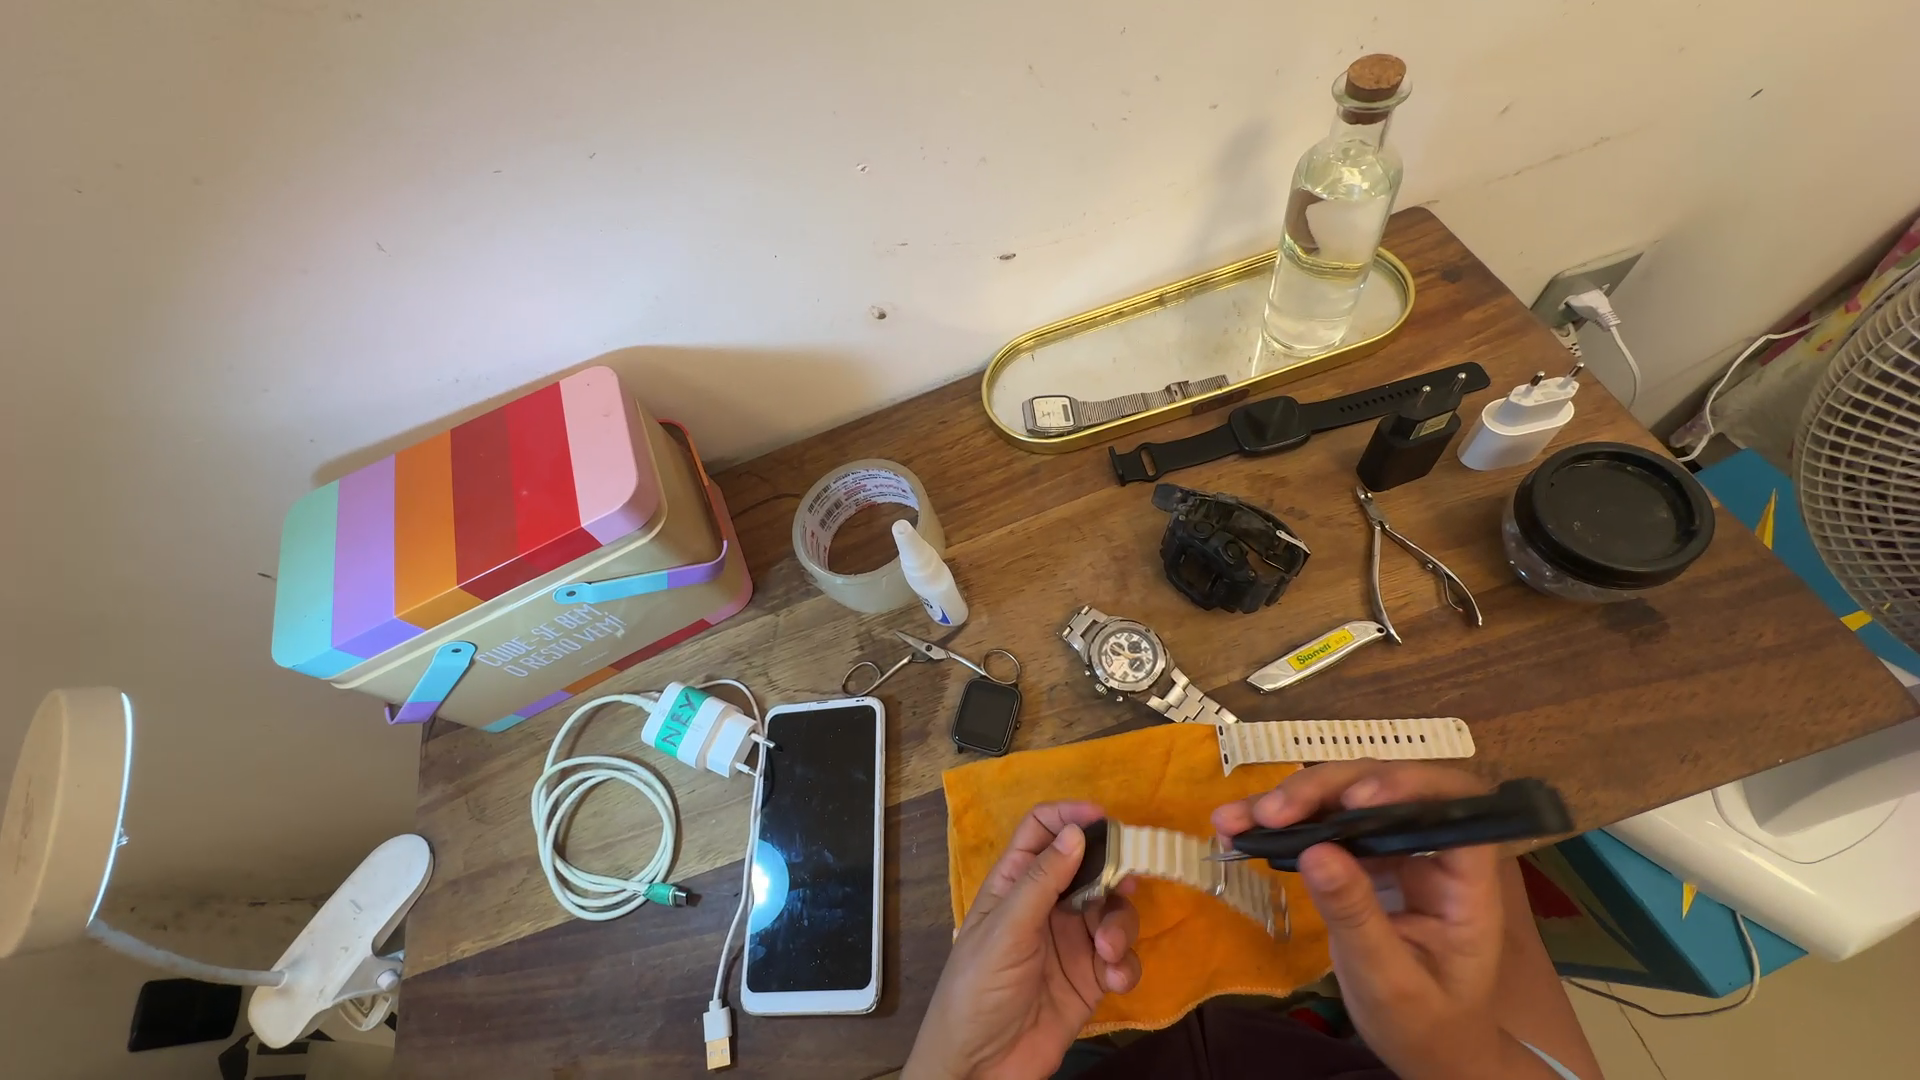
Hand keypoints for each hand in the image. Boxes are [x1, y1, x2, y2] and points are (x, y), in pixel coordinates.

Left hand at [903, 802, 1141, 1079]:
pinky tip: (1115, 979)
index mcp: (1015, 881)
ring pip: (1113, 910)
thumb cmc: (978, 988)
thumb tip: (1075, 831)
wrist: (981, 1068)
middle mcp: (1046, 903)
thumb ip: (1042, 881)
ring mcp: (1071, 940)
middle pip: (1090, 866)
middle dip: (1112, 873)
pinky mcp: (1090, 977)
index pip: (1042, 830)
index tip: (1103, 818)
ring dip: (1120, 926)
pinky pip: (1121, 957)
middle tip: (1128, 881)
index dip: (1069, 816)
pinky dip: (1126, 964)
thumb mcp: (1006, 930)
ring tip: (1107, 952)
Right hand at [1213, 763, 1524, 1079]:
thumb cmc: (1423, 1023)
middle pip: (1380, 786)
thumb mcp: (1389, 980)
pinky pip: (1315, 822)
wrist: (1422, 1047)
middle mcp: (1426, 848)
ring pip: (1340, 796)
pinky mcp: (1354, 854)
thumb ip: (1356, 915)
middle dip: (1324, 790)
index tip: (1355, 800)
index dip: (1407, 787)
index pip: (1450, 805)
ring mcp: (1388, 847)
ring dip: (1288, 800)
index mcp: (1462, 879)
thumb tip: (1315, 851)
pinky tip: (1235, 827)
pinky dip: (1274, 822)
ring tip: (1238, 818)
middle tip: (1273, 813)